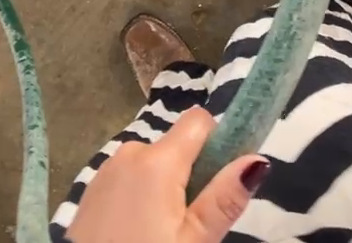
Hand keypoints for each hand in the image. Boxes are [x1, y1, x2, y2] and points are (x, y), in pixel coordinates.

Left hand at [63, 107, 270, 242]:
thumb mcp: (194, 242)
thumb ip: (224, 198)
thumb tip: (258, 158)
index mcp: (159, 159)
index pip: (199, 120)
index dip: (217, 143)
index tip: (220, 181)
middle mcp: (132, 149)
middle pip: (177, 146)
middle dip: (190, 176)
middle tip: (190, 226)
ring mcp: (108, 167)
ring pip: (153, 164)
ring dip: (165, 189)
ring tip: (161, 235)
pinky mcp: (93, 187)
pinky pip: (130, 177)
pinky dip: (140, 196)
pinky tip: (136, 234)